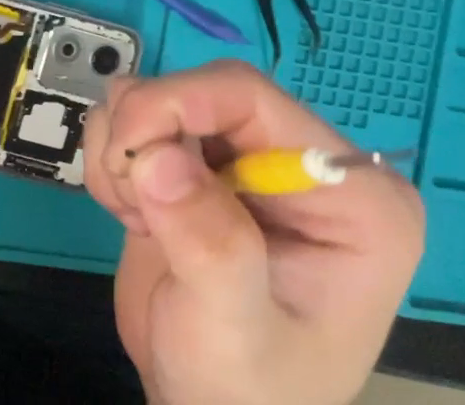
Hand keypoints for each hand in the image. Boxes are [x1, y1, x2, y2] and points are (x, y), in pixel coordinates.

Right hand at [83, 60, 424, 404]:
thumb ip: (210, 245)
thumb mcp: (233, 330)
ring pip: (159, 98)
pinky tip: (133, 214)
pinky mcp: (197, 167)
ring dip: (123, 147)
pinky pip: (135, 121)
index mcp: (351, 196)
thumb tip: (157, 156)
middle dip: (143, 132)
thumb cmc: (244, 390)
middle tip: (125, 196)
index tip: (127, 155)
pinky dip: (114, 158)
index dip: (177, 105)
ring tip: (135, 216)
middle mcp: (303, 164)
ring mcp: (247, 163)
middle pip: (200, 90)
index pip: (251, 99)